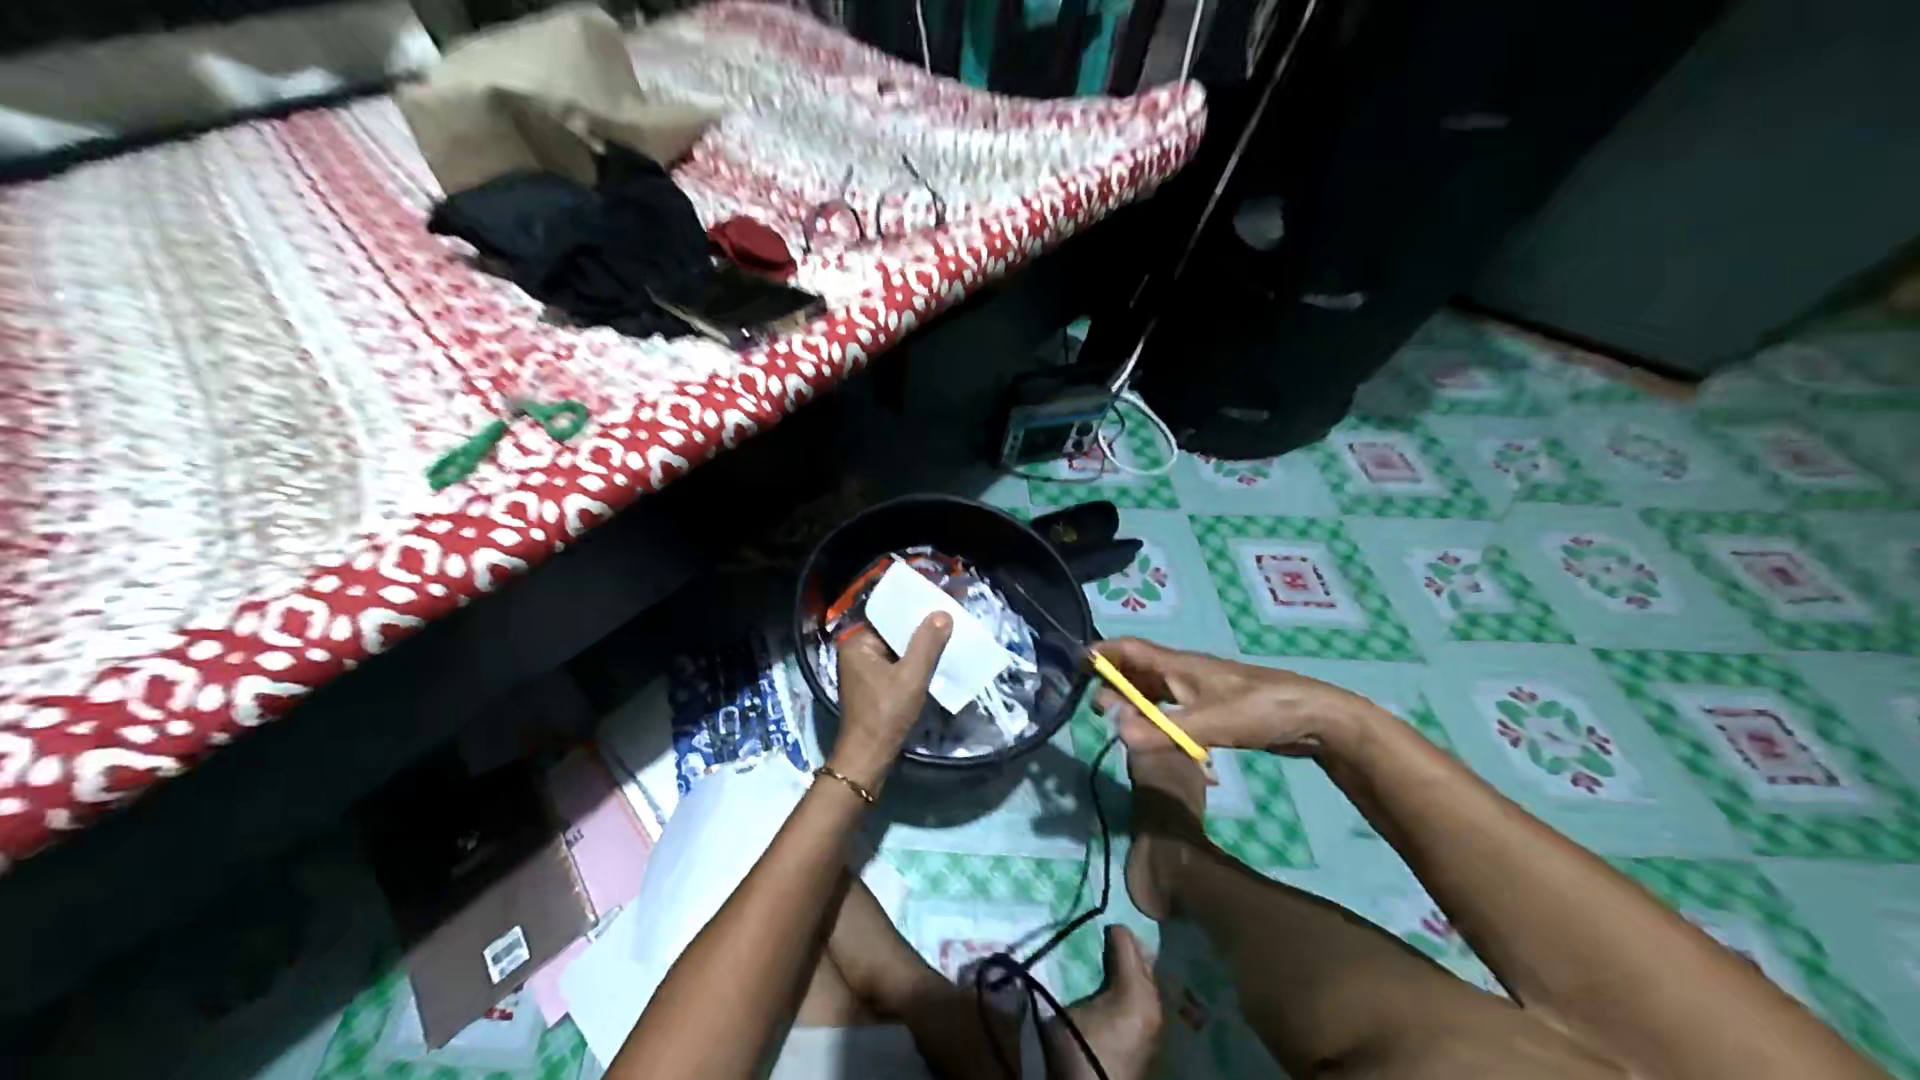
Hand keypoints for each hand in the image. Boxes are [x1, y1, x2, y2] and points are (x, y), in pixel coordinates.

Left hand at [831, 614, 952, 791]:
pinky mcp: (874, 686)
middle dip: (920, 628)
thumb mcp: (910, 676)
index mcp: (857, 643)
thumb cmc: (885, 713)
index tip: (939, 602)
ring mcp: (865, 670)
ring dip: (919, 646)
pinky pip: (897, 664)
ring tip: (948, 635)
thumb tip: (942, 613)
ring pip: (897, 649)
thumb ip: (926, 644)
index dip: (914, 609)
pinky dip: (915, 662)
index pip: (888, 616)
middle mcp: (857, 652)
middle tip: (949, 617)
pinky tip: (936, 660)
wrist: (869, 756)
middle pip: (893, 632)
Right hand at [1091, 637, 1384, 755]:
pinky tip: (1157, 736)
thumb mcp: (1210, 723)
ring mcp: (1200, 689)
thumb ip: (1164, 731)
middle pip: (1137, 670)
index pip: (1129, 649)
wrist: (1315, 717)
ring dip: (1134, 702)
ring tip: (1122, 725)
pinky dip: (1156, 716)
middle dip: (1113, 685)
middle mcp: (1183, 672)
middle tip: (1101, 712)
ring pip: (1155, 689)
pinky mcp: (1213, 707)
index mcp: (1178, 665)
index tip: (1076, 666)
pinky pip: (1172, 706)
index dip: (1102, 652)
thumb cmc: (1261, 709)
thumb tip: (1117, 733)